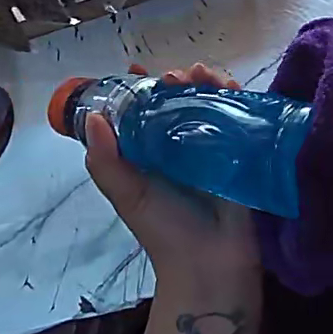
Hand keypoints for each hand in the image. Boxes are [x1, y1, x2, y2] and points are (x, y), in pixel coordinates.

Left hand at [84, 63, 259, 292]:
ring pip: (209, 102)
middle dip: (177, 80)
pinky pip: (238, 117)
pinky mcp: (240, 150)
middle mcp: (181, 144)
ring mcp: (213, 145)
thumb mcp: (127, 195)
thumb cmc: (165, 229)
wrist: (210, 264)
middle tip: (174, 76)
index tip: (138, 69)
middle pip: (180, 100)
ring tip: (200, 74)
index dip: (142, 89)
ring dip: (206, 81)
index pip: (144, 111)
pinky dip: (234, 97)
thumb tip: (92, 116)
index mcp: (151, 152)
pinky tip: (230, 86)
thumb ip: (106, 161)